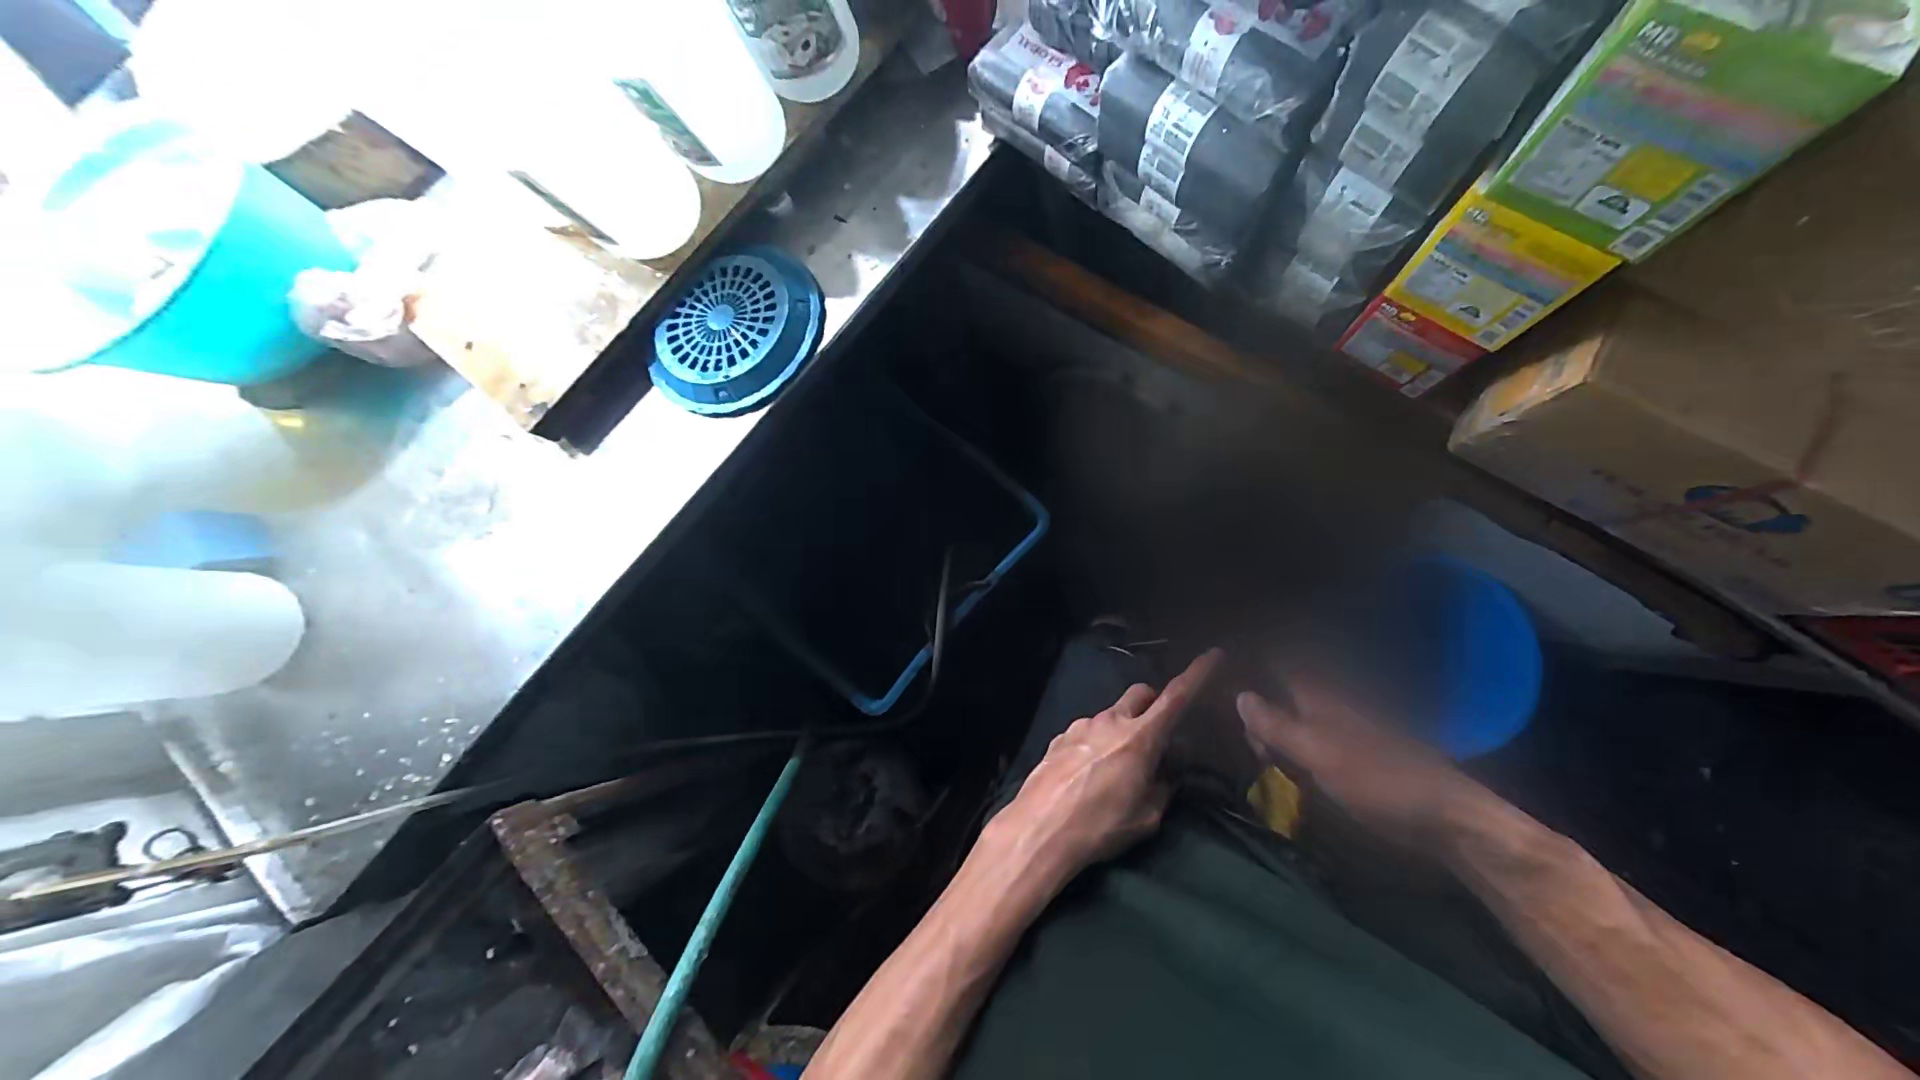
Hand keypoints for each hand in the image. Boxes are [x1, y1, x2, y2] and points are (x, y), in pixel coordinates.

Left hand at [989, 649, 1222, 884]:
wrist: (1038, 830)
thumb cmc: (1100, 826)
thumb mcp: (1148, 815)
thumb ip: (1165, 784)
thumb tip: (1170, 765)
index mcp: (1139, 738)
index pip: (1176, 697)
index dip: (1197, 674)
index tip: (1213, 655)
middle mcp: (1110, 721)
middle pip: (1140, 694)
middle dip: (1154, 704)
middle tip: (1158, 734)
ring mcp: (1080, 726)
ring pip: (1111, 714)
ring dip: (1122, 729)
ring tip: (1117, 769)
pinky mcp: (1059, 737)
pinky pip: (1088, 731)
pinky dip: (1097, 743)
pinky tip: (1088, 774)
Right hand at [1236, 675, 1493, 849]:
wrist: (1446, 821)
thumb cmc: (1380, 781)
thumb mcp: (1318, 754)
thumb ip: (1276, 725)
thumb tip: (1239, 695)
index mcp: (1323, 698)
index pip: (1282, 663)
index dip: (1256, 659)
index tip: (1228, 663)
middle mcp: (1331, 708)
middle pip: (1282, 696)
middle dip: (1258, 712)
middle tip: (1252, 746)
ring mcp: (1343, 734)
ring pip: (1294, 722)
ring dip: (1273, 735)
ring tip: (1264, 761)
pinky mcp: (1352, 760)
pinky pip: (1308, 746)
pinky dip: (1291, 753)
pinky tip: (1285, 771)